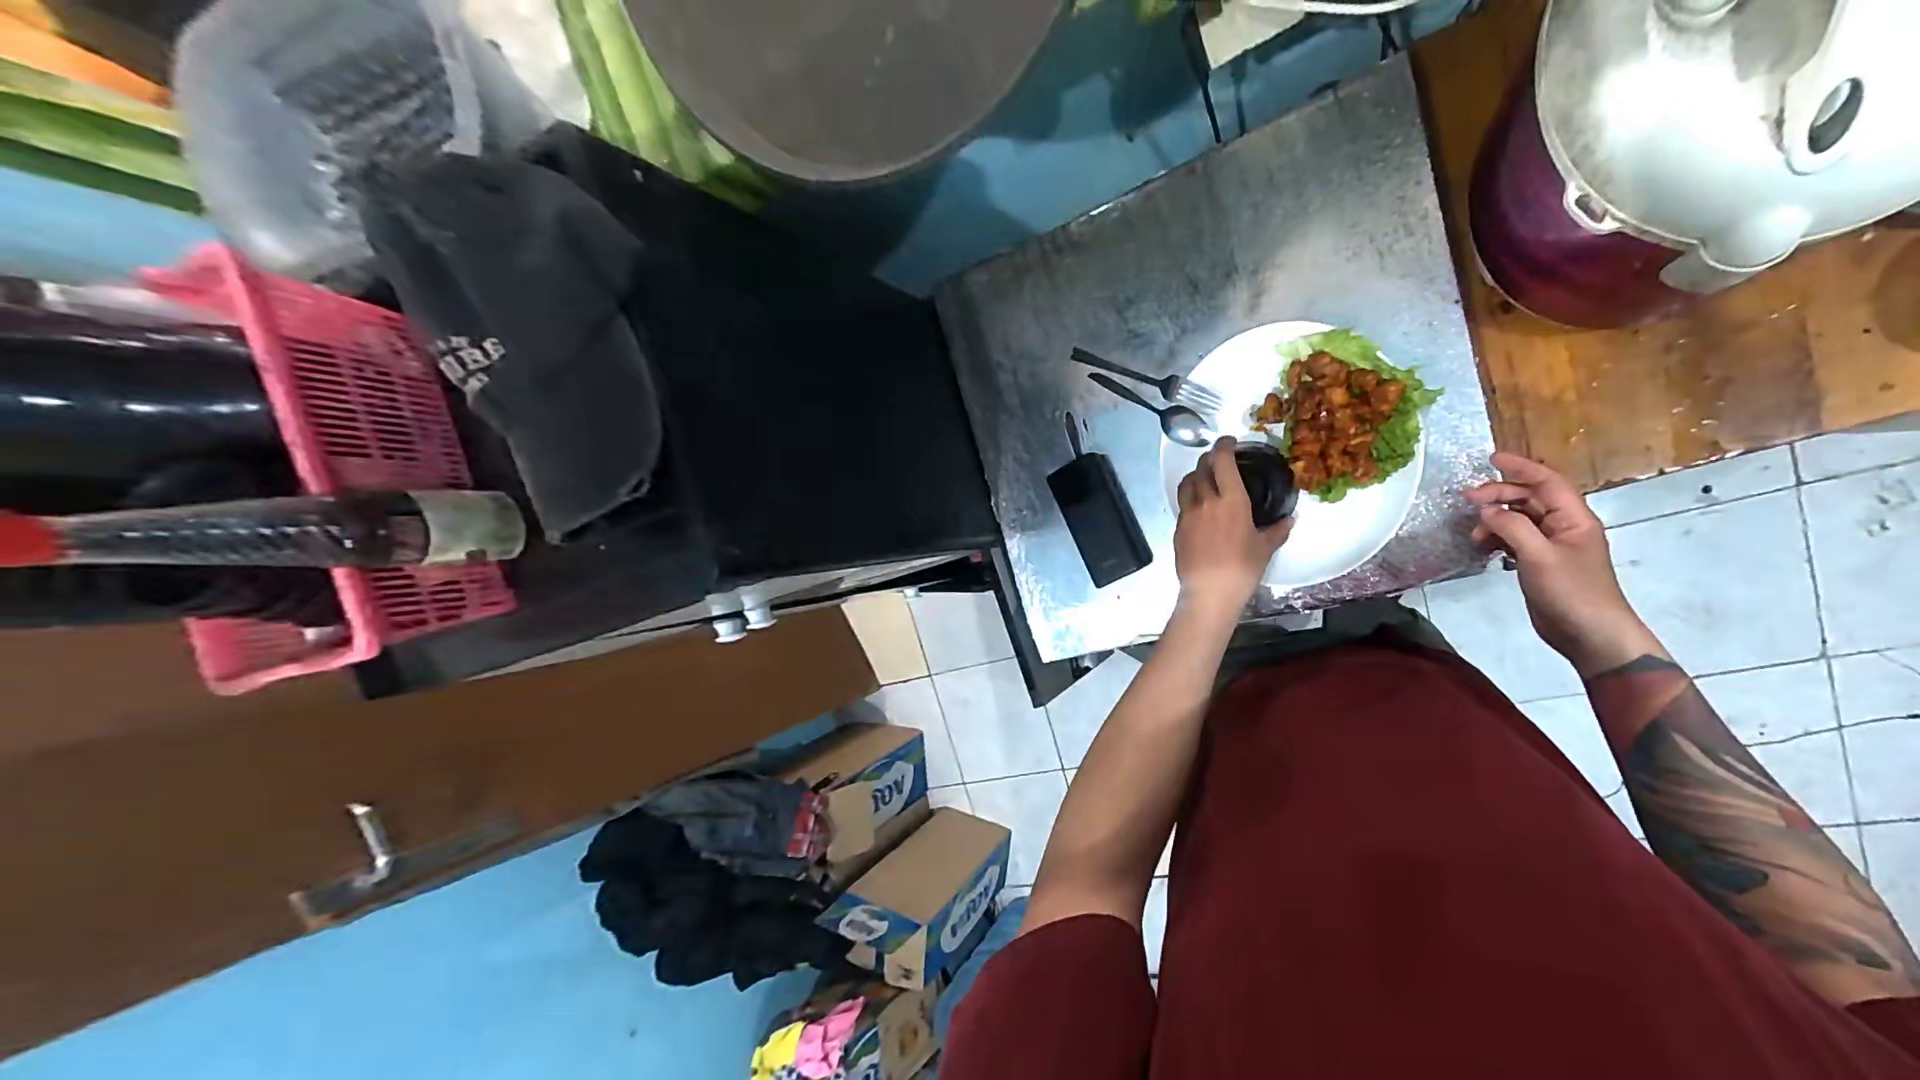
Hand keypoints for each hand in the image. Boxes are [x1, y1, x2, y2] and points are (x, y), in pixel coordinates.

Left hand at [1174, 436, 1291, 617]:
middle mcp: (1206, 501)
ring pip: (1186, 484)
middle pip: (1201, 469)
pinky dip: (1190, 498)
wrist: (1209, 591)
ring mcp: (1188, 514)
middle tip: (1218, 459)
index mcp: (1231, 500)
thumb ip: (1277, 530)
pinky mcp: (1178, 529)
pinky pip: (1182, 505)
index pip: (1222, 462)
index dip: (1224, 446)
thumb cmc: (1242, 568)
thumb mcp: (1265, 548)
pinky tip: (1199, 507)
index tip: (1229, 441)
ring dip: (1195, 475)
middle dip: (1209, 459)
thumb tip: (1290, 519)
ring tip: (1205, 478)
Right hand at [1466, 451, 1665, 676]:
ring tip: (1475, 535)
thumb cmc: (1571, 591)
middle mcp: (1564, 526)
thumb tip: (1486, 509)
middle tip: (1467, 501)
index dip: (1520, 468)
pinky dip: (1497, 538)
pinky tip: (1484, 548)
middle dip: (1498, 495)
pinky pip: (1514, 539)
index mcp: (1574, 518)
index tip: (1490, 459)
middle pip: (1529, 498)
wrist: (1590, 633)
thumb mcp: (1538, 556)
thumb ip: (1511, 527)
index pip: (1546, 482)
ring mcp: (1552, 545)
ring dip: (1494, 520)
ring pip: (1518, 519)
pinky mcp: (1540, 562)